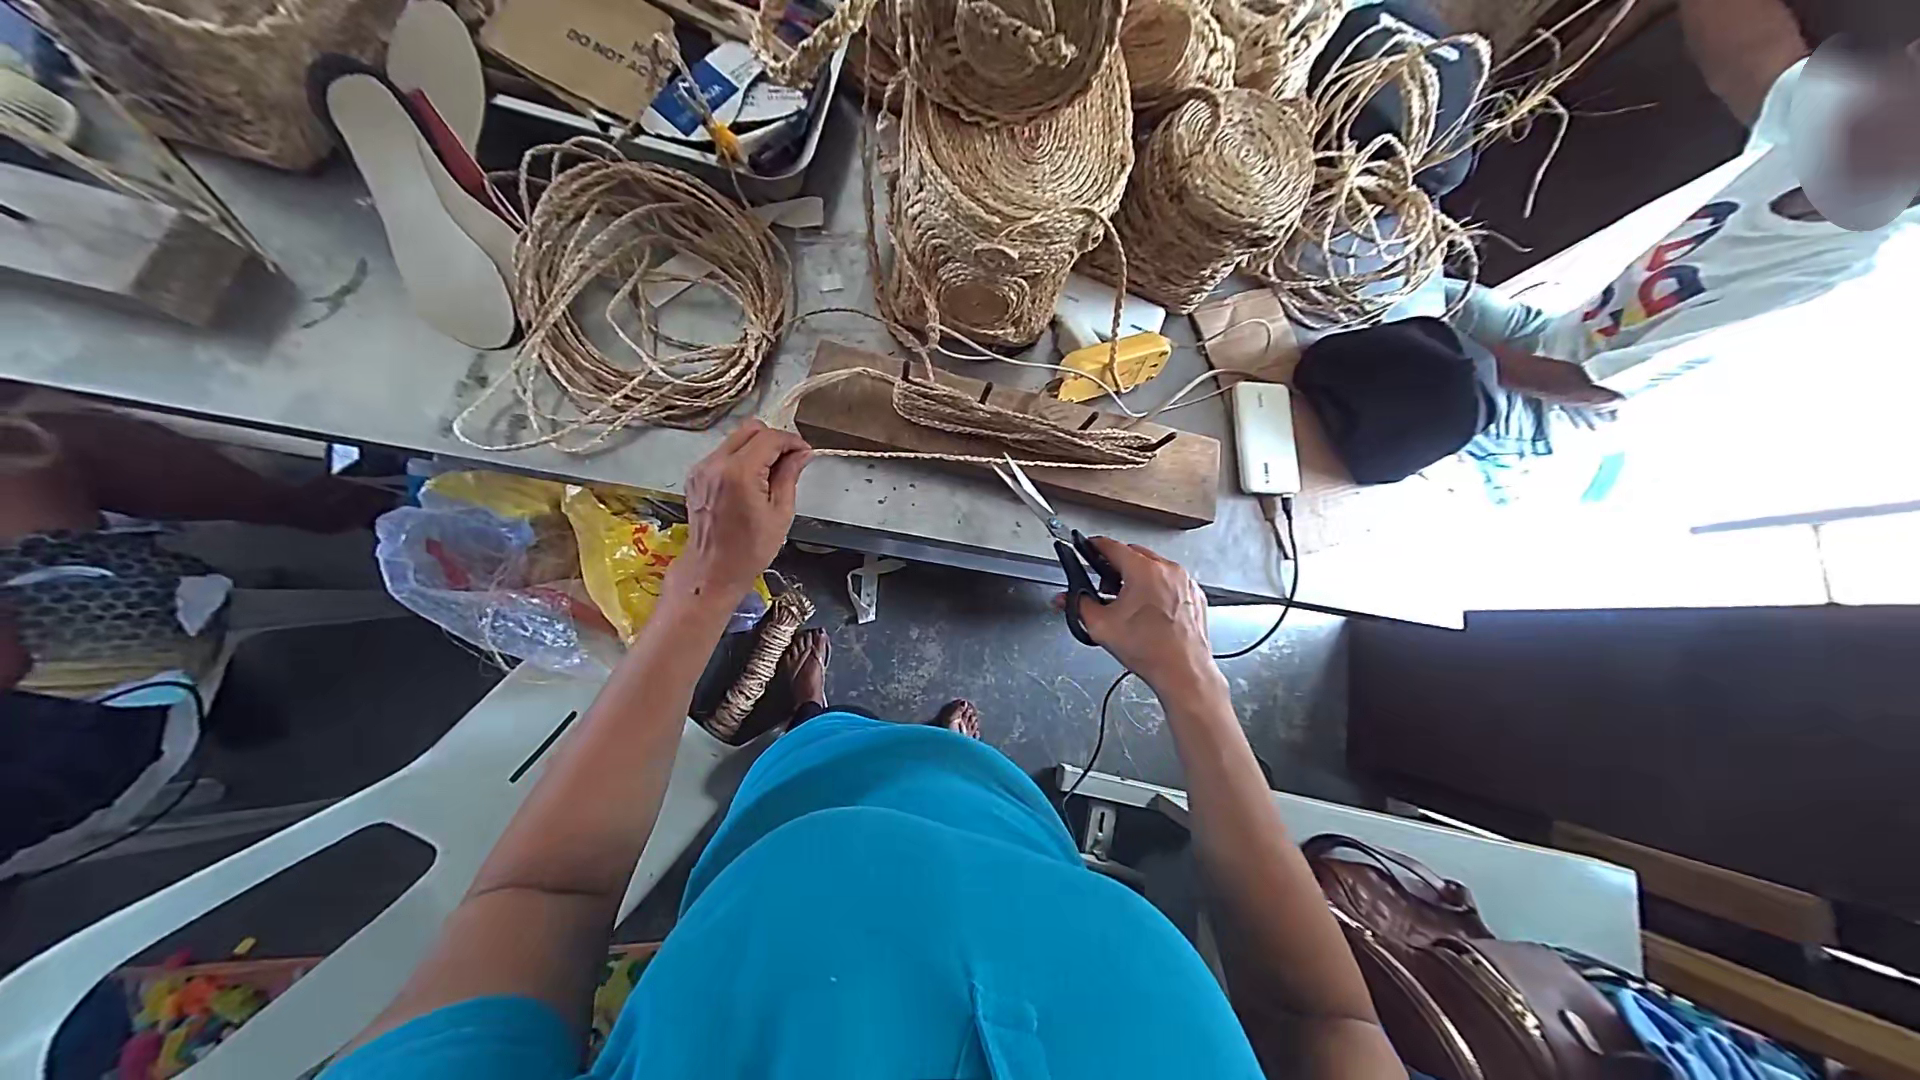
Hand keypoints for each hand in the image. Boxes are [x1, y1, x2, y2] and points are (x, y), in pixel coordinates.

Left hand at [672, 419, 811, 600]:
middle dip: (774, 440)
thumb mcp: (781, 512)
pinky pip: (724, 453)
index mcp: (739, 473)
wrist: (713, 570)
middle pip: (751, 429)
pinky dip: (742, 458)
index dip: (792, 441)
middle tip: (790, 460)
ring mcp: (702, 469)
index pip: (770, 438)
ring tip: (772, 473)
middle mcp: (716, 464)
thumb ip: (789, 475)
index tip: (804, 453)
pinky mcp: (696, 476)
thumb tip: (802, 454)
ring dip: (758, 448)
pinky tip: (753, 480)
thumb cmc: (749, 549)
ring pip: (736, 438)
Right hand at [1061, 537, 1222, 695]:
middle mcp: (1167, 570)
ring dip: (1138, 576)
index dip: (1094, 546)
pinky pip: (1171, 581)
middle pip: (1134, 553)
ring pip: (1154, 566)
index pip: (1112, 546)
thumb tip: (1071, 598)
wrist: (1182, 671)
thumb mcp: (1101, 626)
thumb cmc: (1151, 650)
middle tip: (1104, 583)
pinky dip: (1157, 588)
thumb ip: (1079, 605)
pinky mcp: (1194, 595)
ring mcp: (1184, 582)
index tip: (1089, 547)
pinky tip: (1148, 609)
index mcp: (1143, 570)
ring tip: (1127, 600)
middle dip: (1116, 565)